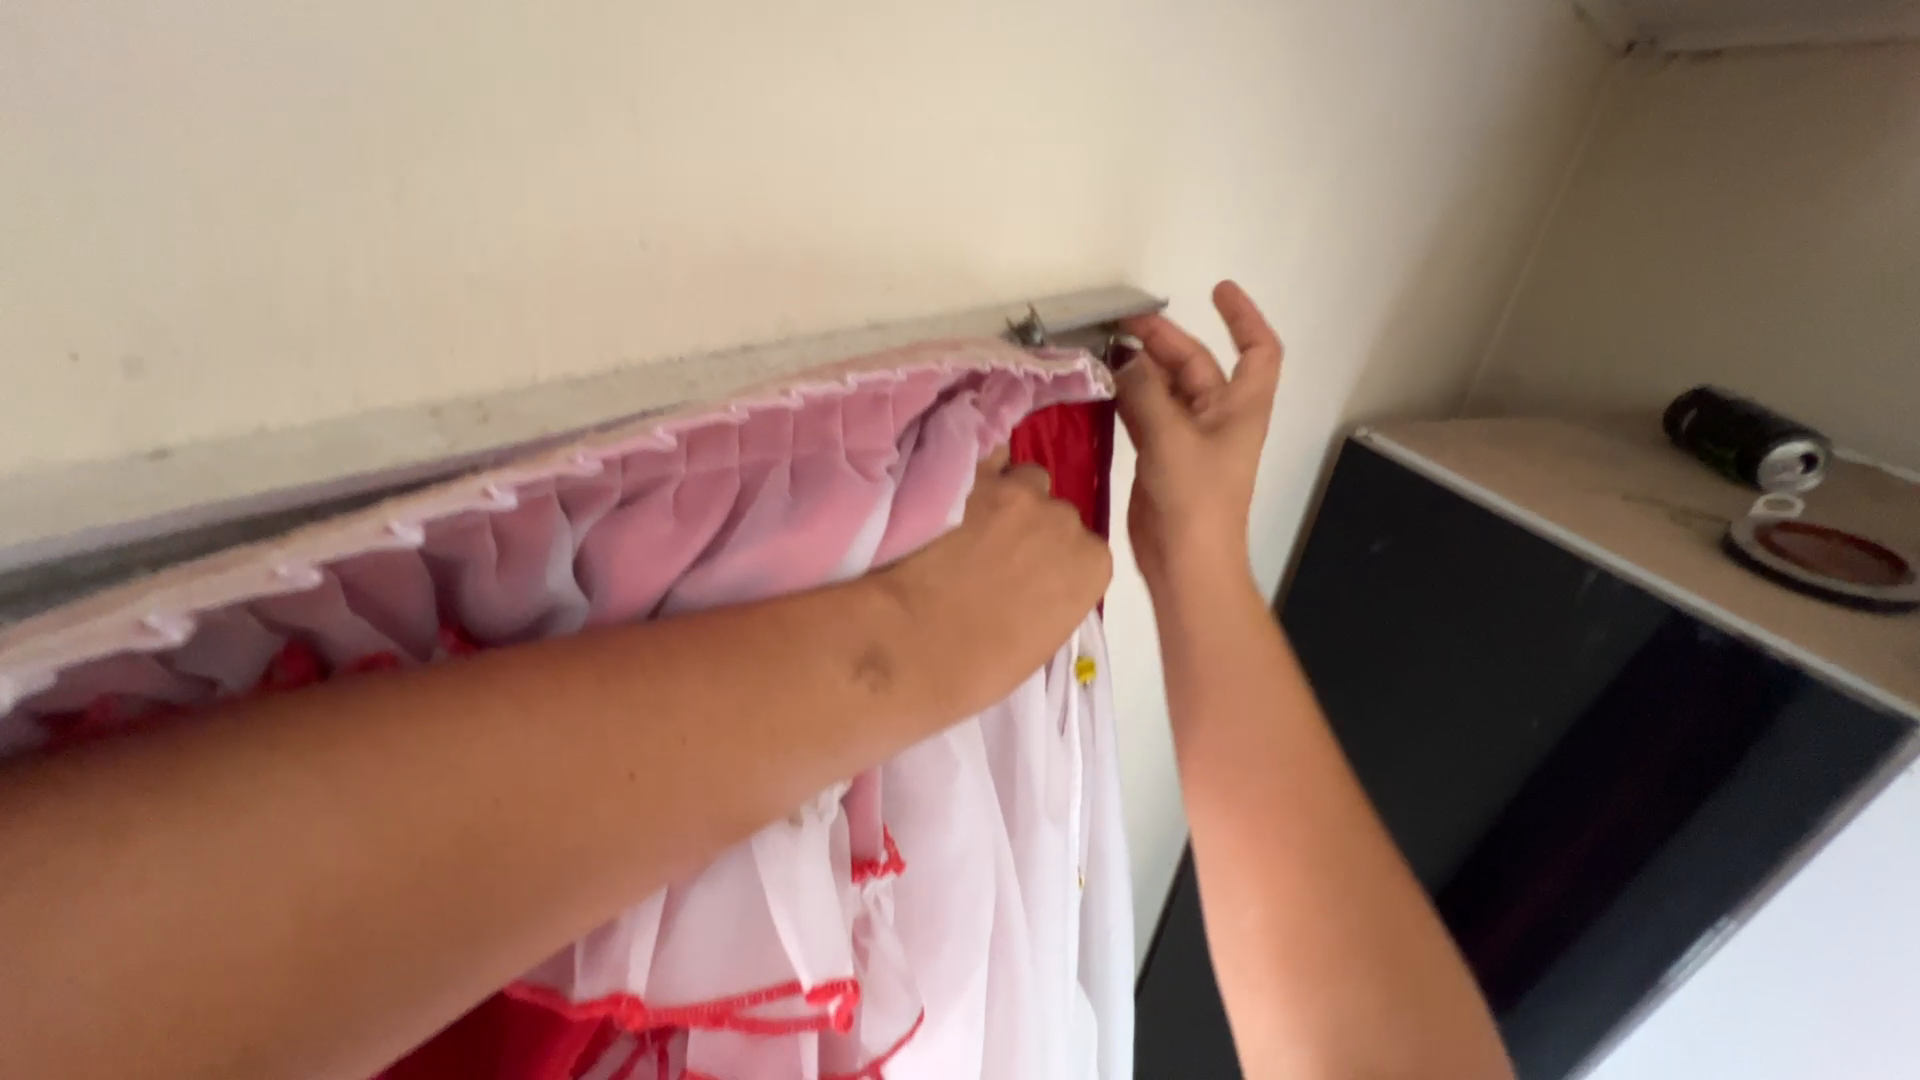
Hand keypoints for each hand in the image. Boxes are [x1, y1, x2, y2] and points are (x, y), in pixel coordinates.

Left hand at [879, 449, 1111, 715]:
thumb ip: (1053, 596)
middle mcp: (1064, 519)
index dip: (1054, 562)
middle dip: (1032, 529)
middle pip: (1055, 513)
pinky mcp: (970, 475)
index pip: (1084, 550)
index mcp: (1091, 566)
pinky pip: (984, 458)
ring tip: (974, 521)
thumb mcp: (1039, 641)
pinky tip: (955, 494)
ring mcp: (1016, 491)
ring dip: (1008, 497)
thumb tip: (1034, 581)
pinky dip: (977, 473)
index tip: (1029, 578)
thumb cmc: (977, 666)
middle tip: (996, 554)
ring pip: (1024, 479)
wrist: (910, 644)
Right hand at [1116, 281, 1281, 592]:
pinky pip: (1145, 415)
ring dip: (1140, 369)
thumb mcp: (1171, 437)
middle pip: (1195, 364)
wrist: (1186, 560)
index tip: (1216, 290)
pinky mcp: (1161, 458)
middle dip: (1165, 341)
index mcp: (1240, 407)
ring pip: (1165, 389)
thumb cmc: (1195, 498)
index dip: (1243, 316)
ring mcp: (1187, 438)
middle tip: (1123, 325)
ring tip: (1105, 350)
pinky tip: (1103, 387)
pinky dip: (1127, 399)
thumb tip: (1126, 361)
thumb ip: (1145, 392)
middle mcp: (1217, 417)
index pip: (1258, 350)